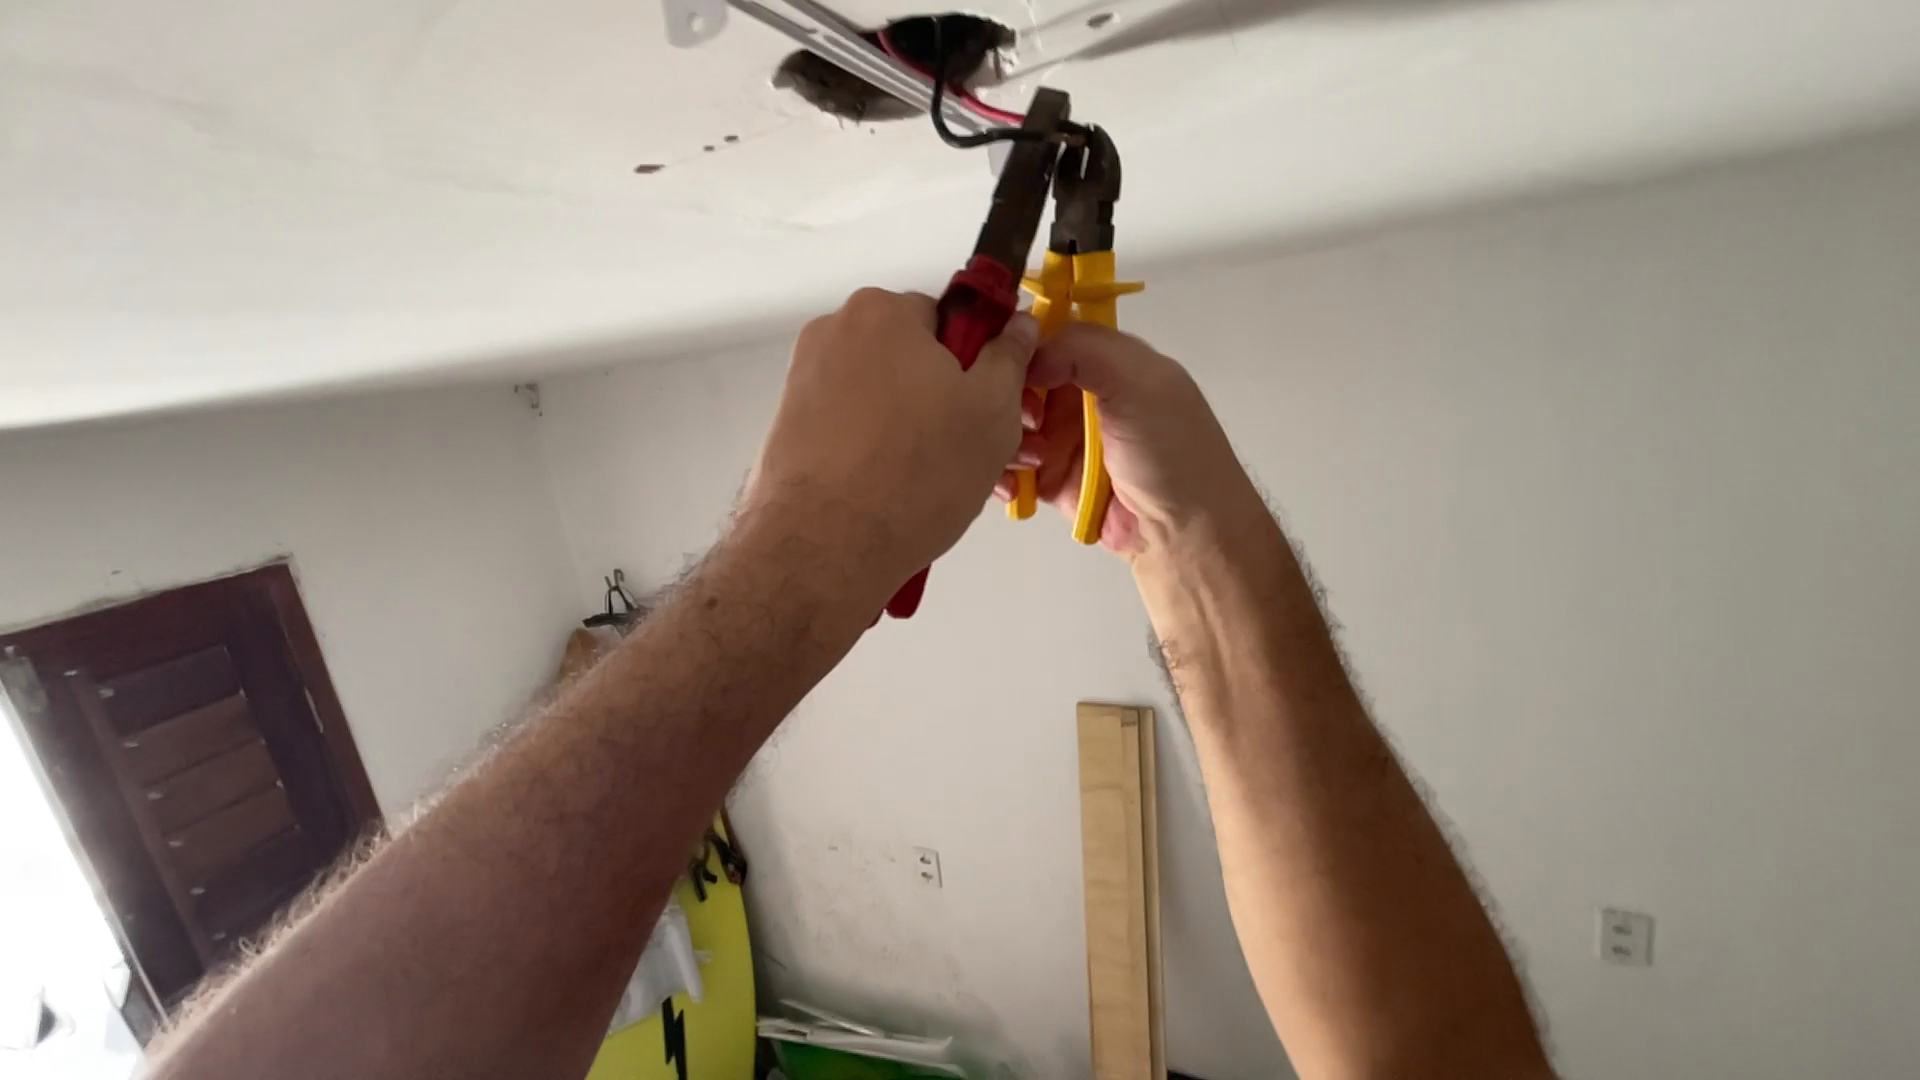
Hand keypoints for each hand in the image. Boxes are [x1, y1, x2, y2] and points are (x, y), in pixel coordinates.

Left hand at [743, 288, 1038, 592]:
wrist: (825, 547)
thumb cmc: (918, 470)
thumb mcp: (992, 408)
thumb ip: (1010, 356)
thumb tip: (1017, 322)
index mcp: (883, 311)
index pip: (951, 320)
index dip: (982, 367)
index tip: (997, 411)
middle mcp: (834, 334)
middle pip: (916, 363)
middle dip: (956, 407)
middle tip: (988, 459)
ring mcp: (806, 383)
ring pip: (888, 403)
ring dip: (926, 437)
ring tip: (955, 490)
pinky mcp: (791, 430)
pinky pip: (855, 431)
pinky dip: (884, 454)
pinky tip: (908, 497)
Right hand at [1001, 323, 1259, 557]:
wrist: (1183, 531)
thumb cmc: (1170, 450)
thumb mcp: (1140, 382)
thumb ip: (1083, 350)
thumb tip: (1027, 356)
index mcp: (1104, 362)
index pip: (1047, 335)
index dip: (1020, 345)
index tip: (1005, 363)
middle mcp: (1079, 395)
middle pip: (1019, 381)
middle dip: (1008, 397)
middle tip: (1027, 422)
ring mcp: (1062, 438)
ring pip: (1007, 425)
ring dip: (1004, 439)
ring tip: (1030, 460)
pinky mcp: (1050, 480)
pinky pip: (1010, 469)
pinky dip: (1001, 474)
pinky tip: (1009, 485)